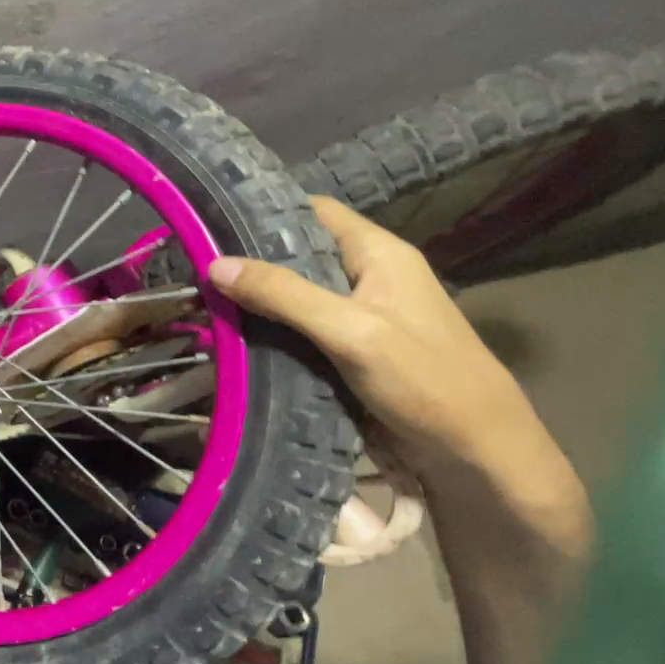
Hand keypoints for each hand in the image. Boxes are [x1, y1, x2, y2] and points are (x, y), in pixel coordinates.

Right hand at [206, 195, 553, 475]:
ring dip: (250, 298)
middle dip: (246, 259)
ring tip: (195, 299)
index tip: (209, 219)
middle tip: (189, 265)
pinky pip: (293, 328)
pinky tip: (227, 335)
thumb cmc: (427, 381)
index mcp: (380, 255)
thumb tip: (214, 264)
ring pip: (290, 293)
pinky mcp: (344, 348)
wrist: (475, 453)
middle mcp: (366, 276)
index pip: (314, 212)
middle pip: (295, 253)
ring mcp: (355, 315)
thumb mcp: (351, 331)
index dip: (264, 210)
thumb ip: (285, 295)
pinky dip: (262, 329)